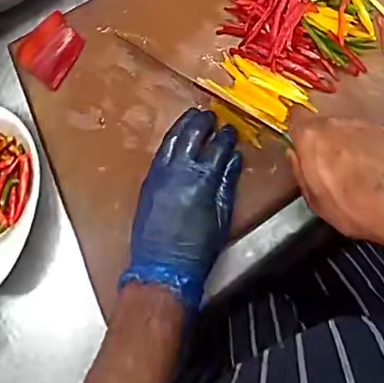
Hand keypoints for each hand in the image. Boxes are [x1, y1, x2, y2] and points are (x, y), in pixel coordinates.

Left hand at [119, 108, 241, 310]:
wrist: (162, 267)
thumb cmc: (198, 247)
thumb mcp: (222, 216)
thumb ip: (228, 184)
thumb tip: (234, 158)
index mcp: (203, 180)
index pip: (217, 148)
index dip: (226, 136)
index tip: (230, 129)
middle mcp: (181, 170)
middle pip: (193, 135)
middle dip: (203, 122)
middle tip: (211, 115)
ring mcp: (161, 173)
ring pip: (173, 138)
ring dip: (184, 124)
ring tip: (193, 116)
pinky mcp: (149, 180)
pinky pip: (161, 151)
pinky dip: (171, 138)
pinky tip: (176, 135)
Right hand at [287, 116, 383, 249]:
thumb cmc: (354, 205)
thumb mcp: (315, 200)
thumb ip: (300, 172)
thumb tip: (295, 158)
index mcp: (311, 137)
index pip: (296, 117)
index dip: (297, 128)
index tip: (299, 140)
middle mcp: (335, 124)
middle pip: (323, 126)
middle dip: (324, 143)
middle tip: (329, 168)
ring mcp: (361, 125)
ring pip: (346, 131)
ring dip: (347, 146)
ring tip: (356, 174)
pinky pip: (368, 137)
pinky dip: (368, 149)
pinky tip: (374, 172)